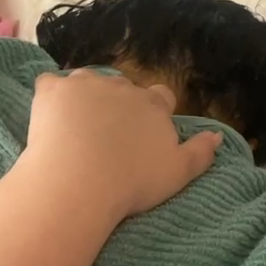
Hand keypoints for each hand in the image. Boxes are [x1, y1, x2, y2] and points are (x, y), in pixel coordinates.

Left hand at [17, 69, 221, 220]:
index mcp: (153, 105)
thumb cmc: (132, 184)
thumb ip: (201, 153)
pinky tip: (47, 117)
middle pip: (122, 88)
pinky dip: (50, 97)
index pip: (160, 97)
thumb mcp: (177, 174)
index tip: (141, 134)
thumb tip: (218, 136)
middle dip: (116, 105)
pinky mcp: (52, 90)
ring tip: (75, 128)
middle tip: (105, 138)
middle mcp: (121, 87)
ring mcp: (84, 84)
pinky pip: (50, 84)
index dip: (152, 112)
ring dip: (84, 97)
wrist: (80, 183)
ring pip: (87, 81)